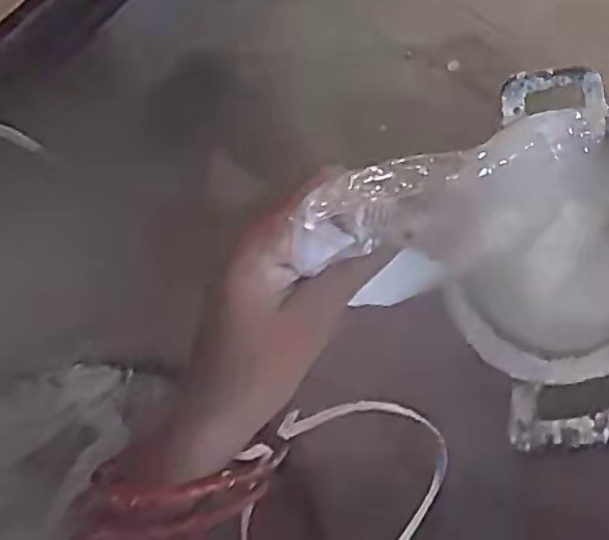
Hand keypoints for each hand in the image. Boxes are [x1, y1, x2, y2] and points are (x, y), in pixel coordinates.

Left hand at [126, 170, 387, 483]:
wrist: (212, 421)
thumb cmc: (260, 369)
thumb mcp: (316, 317)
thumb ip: (353, 268)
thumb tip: (393, 232)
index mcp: (261, 241)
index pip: (316, 188)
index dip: (357, 188)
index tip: (394, 198)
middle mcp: (254, 237)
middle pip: (314, 201)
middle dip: (355, 208)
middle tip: (396, 222)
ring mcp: (254, 256)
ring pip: (311, 223)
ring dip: (345, 229)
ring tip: (385, 237)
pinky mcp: (260, 274)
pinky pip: (303, 244)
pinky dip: (330, 247)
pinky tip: (356, 260)